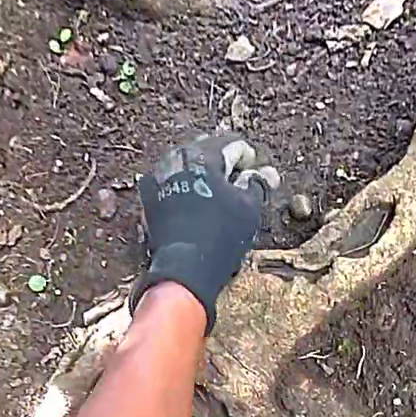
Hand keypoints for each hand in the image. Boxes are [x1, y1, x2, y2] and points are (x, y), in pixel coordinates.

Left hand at [132, 134, 279, 332]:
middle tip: (238, 187)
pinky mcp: (148, 200)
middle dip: (224, 167)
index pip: (235, 147)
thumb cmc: (220, 236)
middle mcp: (177, 158)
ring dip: (204, 179)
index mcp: (203, 154)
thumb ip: (258, 184)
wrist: (183, 269)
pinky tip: (196, 209)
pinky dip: (186, 192)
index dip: (250, 162)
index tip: (255, 177)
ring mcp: (159, 178)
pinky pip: (173, 186)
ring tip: (218, 200)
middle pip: (208, 154)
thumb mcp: (249, 208)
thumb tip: (266, 172)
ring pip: (188, 170)